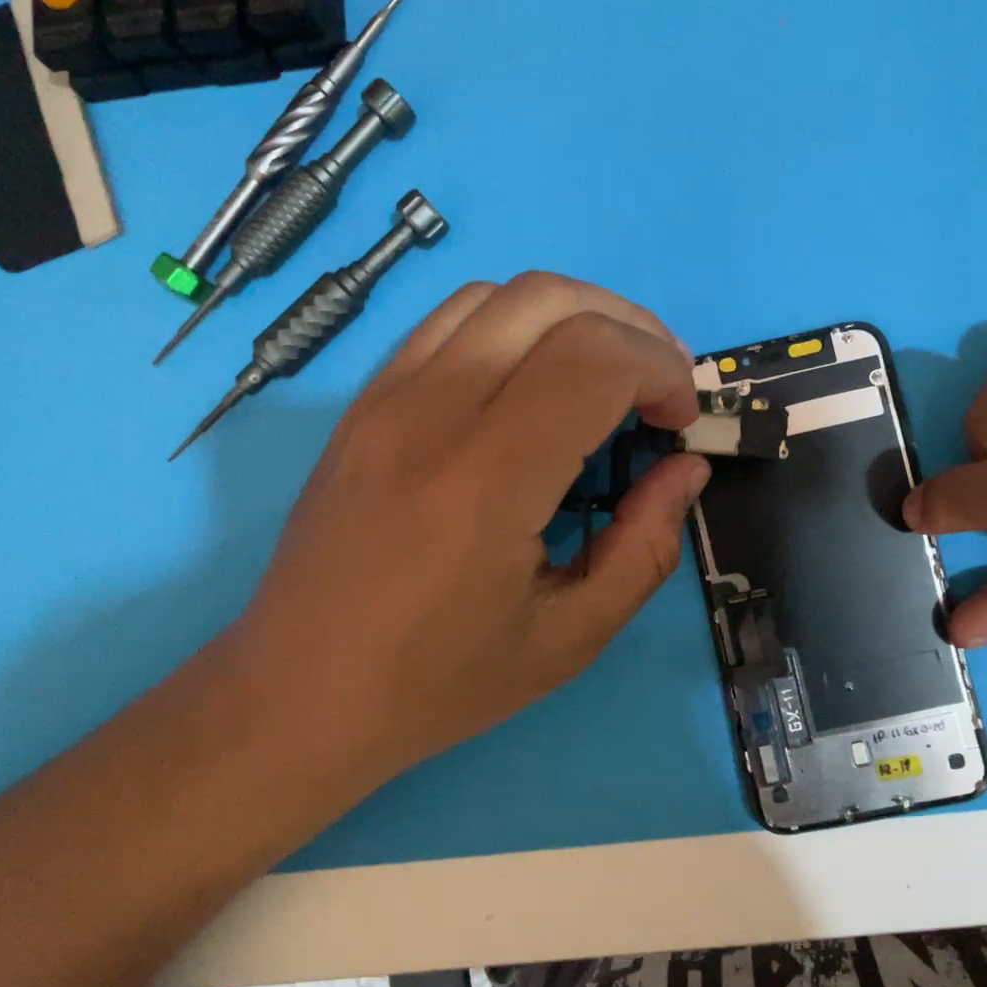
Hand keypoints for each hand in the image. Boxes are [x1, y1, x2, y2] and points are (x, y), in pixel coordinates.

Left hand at [229, 272, 708, 786]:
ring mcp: (385, 397)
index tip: (680, 423)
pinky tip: (534, 381)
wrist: (299, 692)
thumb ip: (643, 549)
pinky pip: (450, 321)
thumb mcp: (567, 640)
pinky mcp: (363, 402)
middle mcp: (430, 415)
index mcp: (486, 482)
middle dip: (632, 328)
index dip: (661, 372)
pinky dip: (515, 325)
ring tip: (606, 374)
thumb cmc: (437, 682)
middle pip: (551, 300)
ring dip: (575, 315)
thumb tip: (687, 469)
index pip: (594, 359)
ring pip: (498, 294)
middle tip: (660, 390)